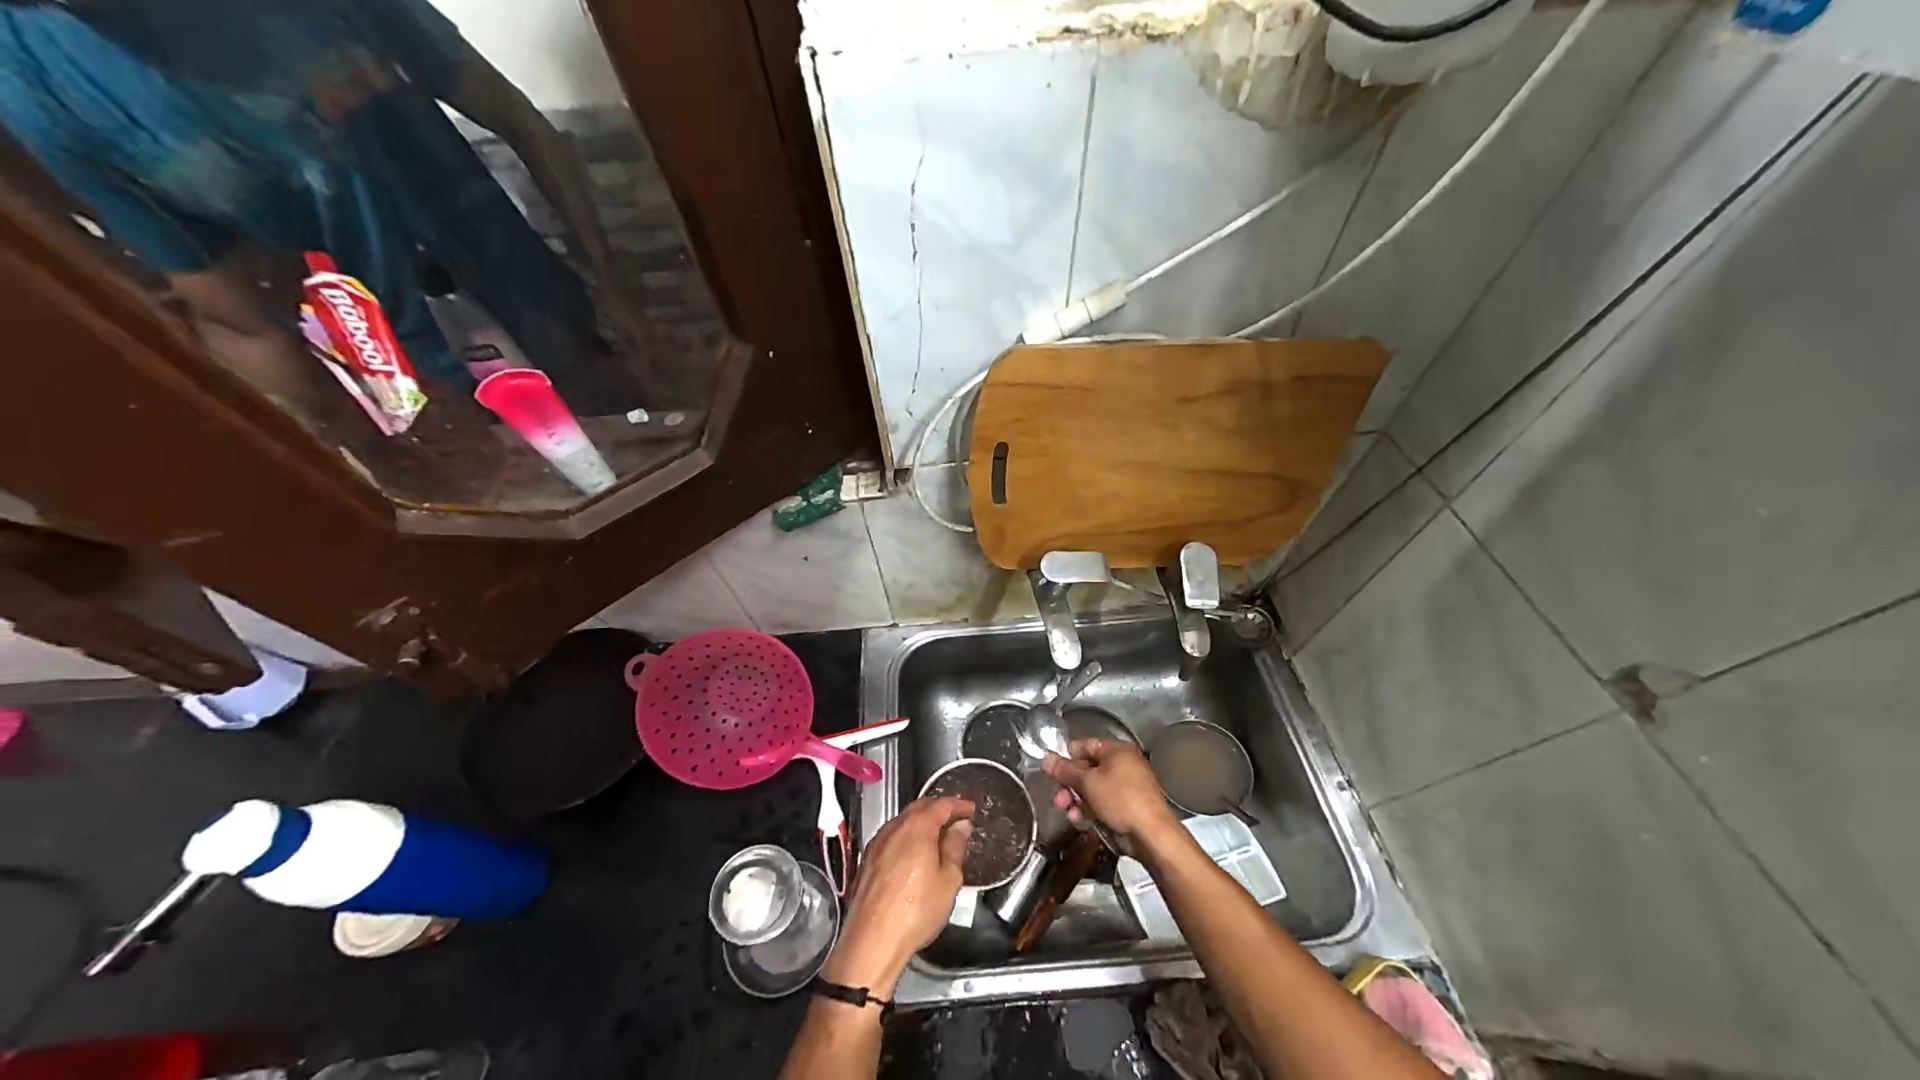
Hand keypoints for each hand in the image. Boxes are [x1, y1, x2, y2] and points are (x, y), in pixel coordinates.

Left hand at [821, 795, 973, 996]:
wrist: (873, 941)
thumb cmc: (916, 910)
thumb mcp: (948, 880)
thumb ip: (955, 848)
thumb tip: (961, 827)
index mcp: (917, 828)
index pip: (941, 805)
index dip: (958, 804)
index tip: (970, 809)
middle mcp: (894, 828)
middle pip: (919, 808)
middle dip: (938, 808)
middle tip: (956, 817)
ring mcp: (877, 843)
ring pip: (902, 822)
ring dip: (921, 822)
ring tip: (938, 835)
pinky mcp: (868, 860)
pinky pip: (892, 837)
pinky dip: (907, 836)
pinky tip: (914, 852)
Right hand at [1042, 738, 1182, 856]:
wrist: (1151, 835)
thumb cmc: (1122, 800)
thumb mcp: (1088, 782)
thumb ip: (1065, 771)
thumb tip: (1046, 759)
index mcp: (1117, 750)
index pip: (1085, 745)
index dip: (1067, 757)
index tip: (1052, 770)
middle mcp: (1122, 765)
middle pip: (1086, 769)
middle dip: (1069, 784)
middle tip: (1058, 797)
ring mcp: (1125, 787)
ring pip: (1092, 789)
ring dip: (1076, 800)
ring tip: (1068, 811)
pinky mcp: (1125, 807)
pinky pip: (1101, 803)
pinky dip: (1089, 810)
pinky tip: (1079, 819)